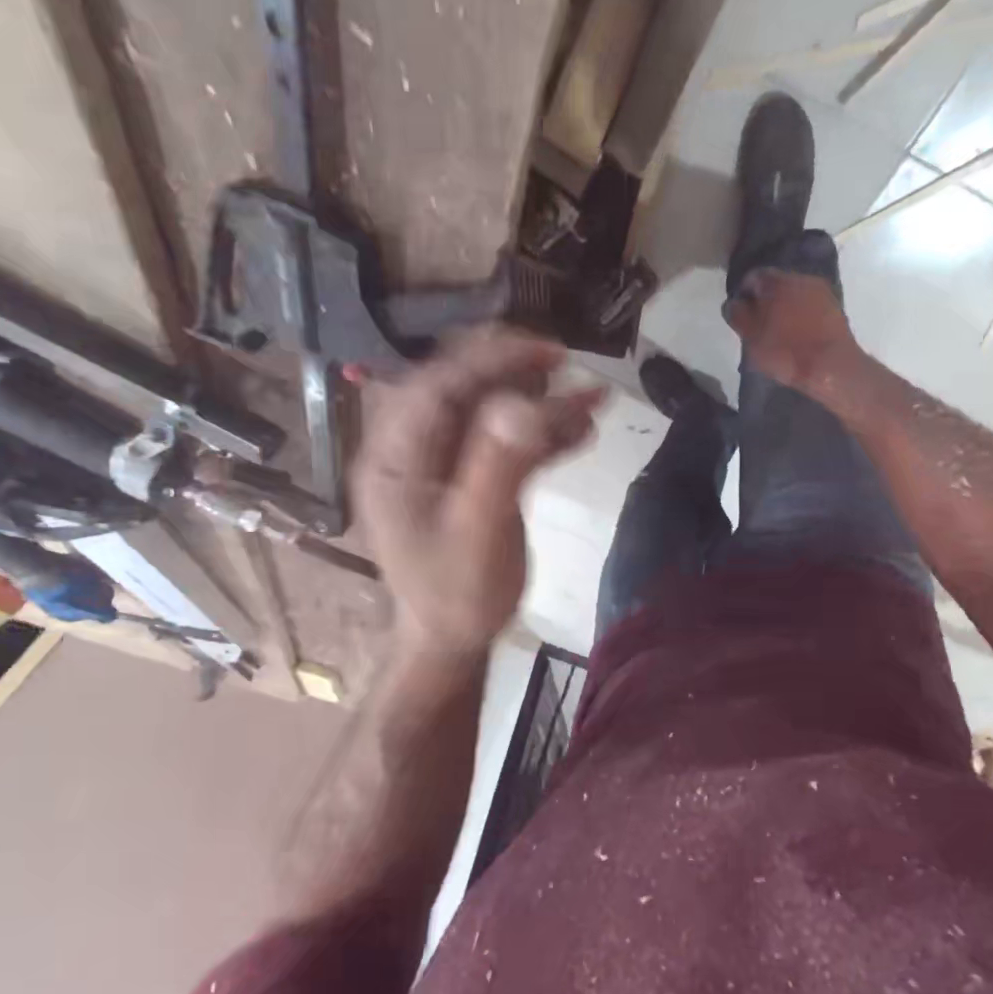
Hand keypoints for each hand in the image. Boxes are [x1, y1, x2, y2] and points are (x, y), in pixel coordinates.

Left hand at [352, 329, 604, 656]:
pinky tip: (584, 431)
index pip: (441, 384)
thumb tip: (524, 403)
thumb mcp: (478, 532)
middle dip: (523, 375)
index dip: (493, 358)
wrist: (456, 640)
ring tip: (593, 402)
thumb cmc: (458, 594)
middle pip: (469, 390)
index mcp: (399, 456)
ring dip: (544, 404)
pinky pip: (511, 443)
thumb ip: (498, 467)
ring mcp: (447, 464)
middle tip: (572, 370)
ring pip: (495, 414)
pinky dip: (548, 434)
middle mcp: (419, 450)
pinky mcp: (476, 479)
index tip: (550, 353)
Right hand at [726, 269, 860, 391]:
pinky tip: (799, 335)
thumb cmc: (786, 351)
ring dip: (786, 309)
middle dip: (766, 301)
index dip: (744, 294)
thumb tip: (734, 303)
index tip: (741, 314)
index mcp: (776, 281)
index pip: (753, 277)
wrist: (832, 367)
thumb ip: (738, 315)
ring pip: (796, 296)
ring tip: (780, 332)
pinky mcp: (836, 309)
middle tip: (759, 324)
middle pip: (776, 285)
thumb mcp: (751, 336)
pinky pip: (812, 308)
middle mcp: (801, 278)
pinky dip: (803, 317)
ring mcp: (822, 292)